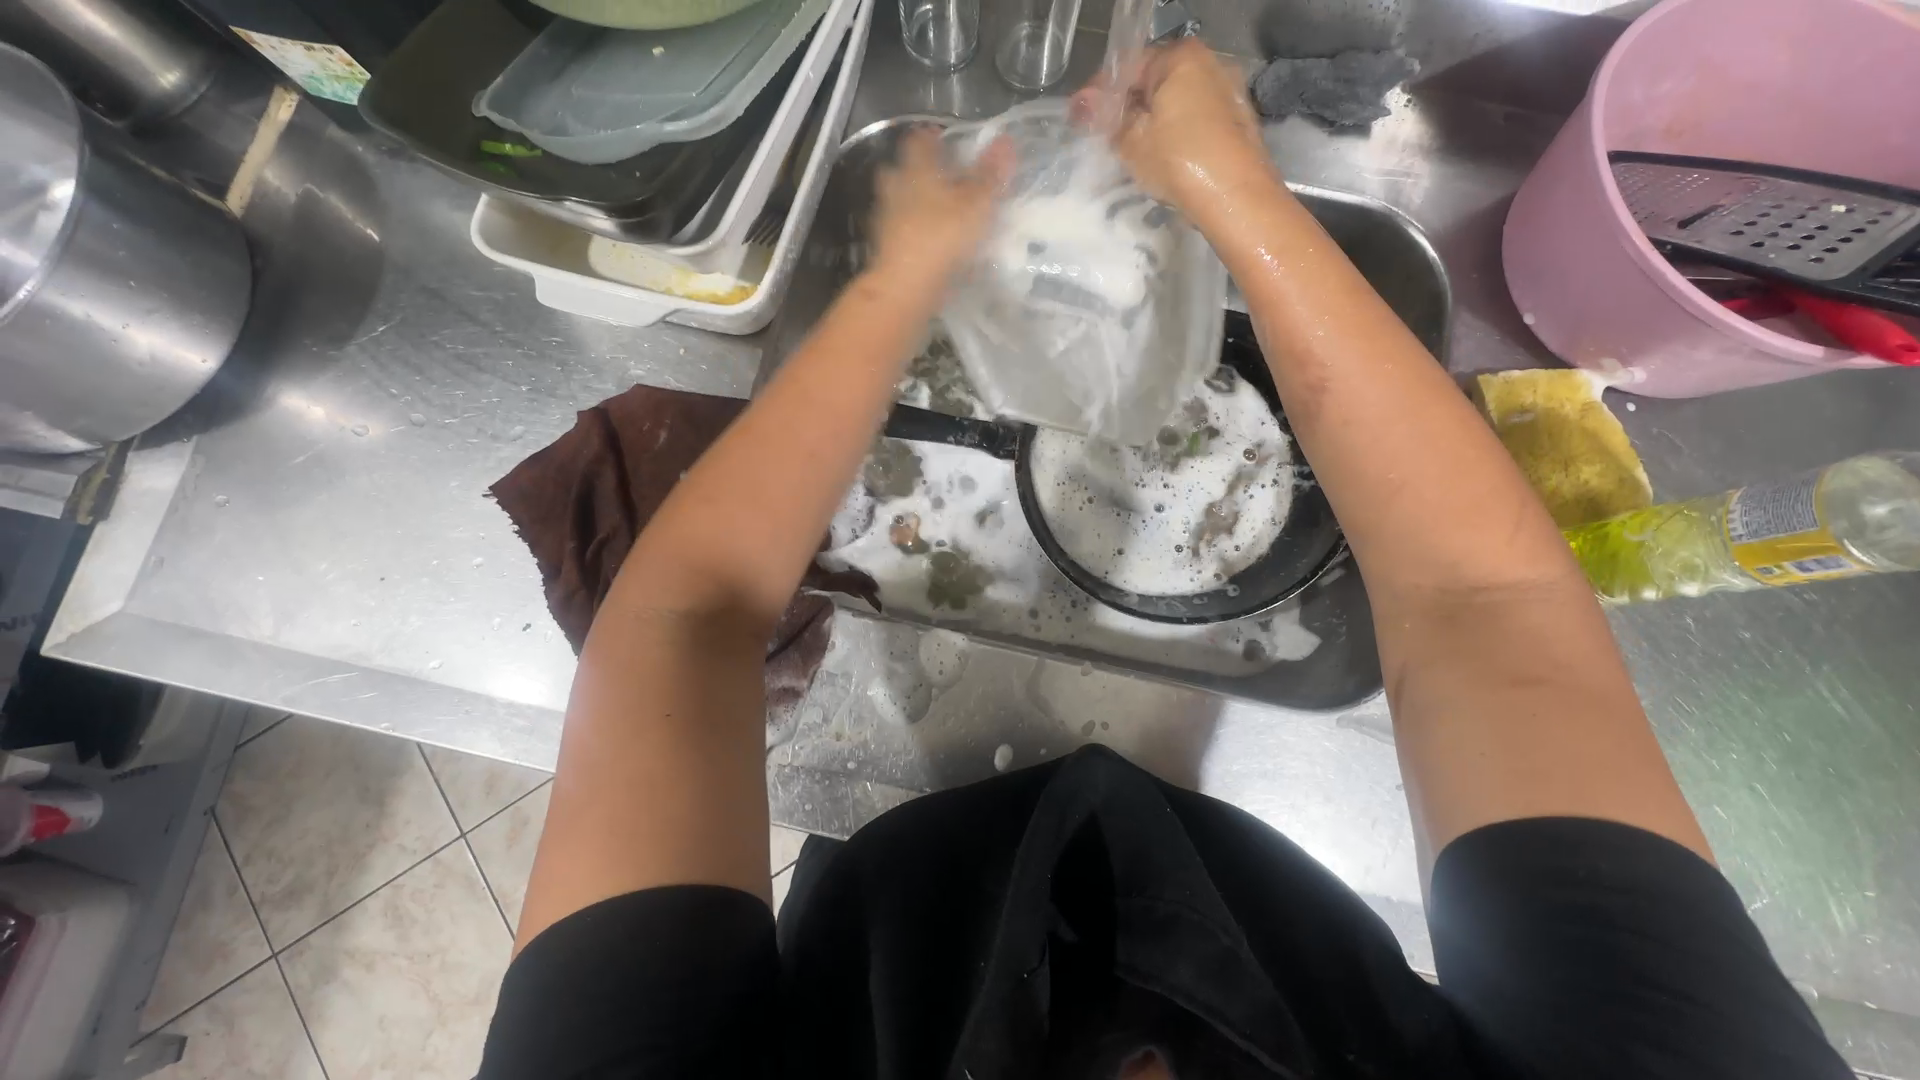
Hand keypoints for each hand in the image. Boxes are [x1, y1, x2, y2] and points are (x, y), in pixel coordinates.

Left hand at [867, 126, 1012, 297]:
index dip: (932, 137)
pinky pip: (899, 230)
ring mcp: (886, 219)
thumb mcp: (977, 204)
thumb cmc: (943, 237)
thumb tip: (1006, 139)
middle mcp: (896, 188)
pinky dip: (912, 231)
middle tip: (939, 177)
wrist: (906, 286)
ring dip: (913, 202)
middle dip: (918, 171)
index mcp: (916, 170)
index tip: (946, 141)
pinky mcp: (885, 248)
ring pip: (898, 201)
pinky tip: (929, 242)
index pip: (919, 140)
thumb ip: (991, 174)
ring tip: (936, 212)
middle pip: (901, 169)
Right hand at [1074, 40, 1278, 224]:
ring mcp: (1229, 93)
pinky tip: (1161, 158)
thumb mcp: (1131, 140)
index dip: (1100, 93)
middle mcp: (1211, 64)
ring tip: (1129, 152)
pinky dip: (1175, 133)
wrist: (1235, 197)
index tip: (1080, 117)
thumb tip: (1082, 104)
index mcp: (1181, 57)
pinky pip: (1196, 120)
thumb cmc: (1178, 160)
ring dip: (1152, 123)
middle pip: (1156, 83)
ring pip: (1177, 103)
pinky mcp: (1238, 123)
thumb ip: (1106, 117)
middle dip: (1128, 107)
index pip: (1129, 67)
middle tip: (1103, 137)